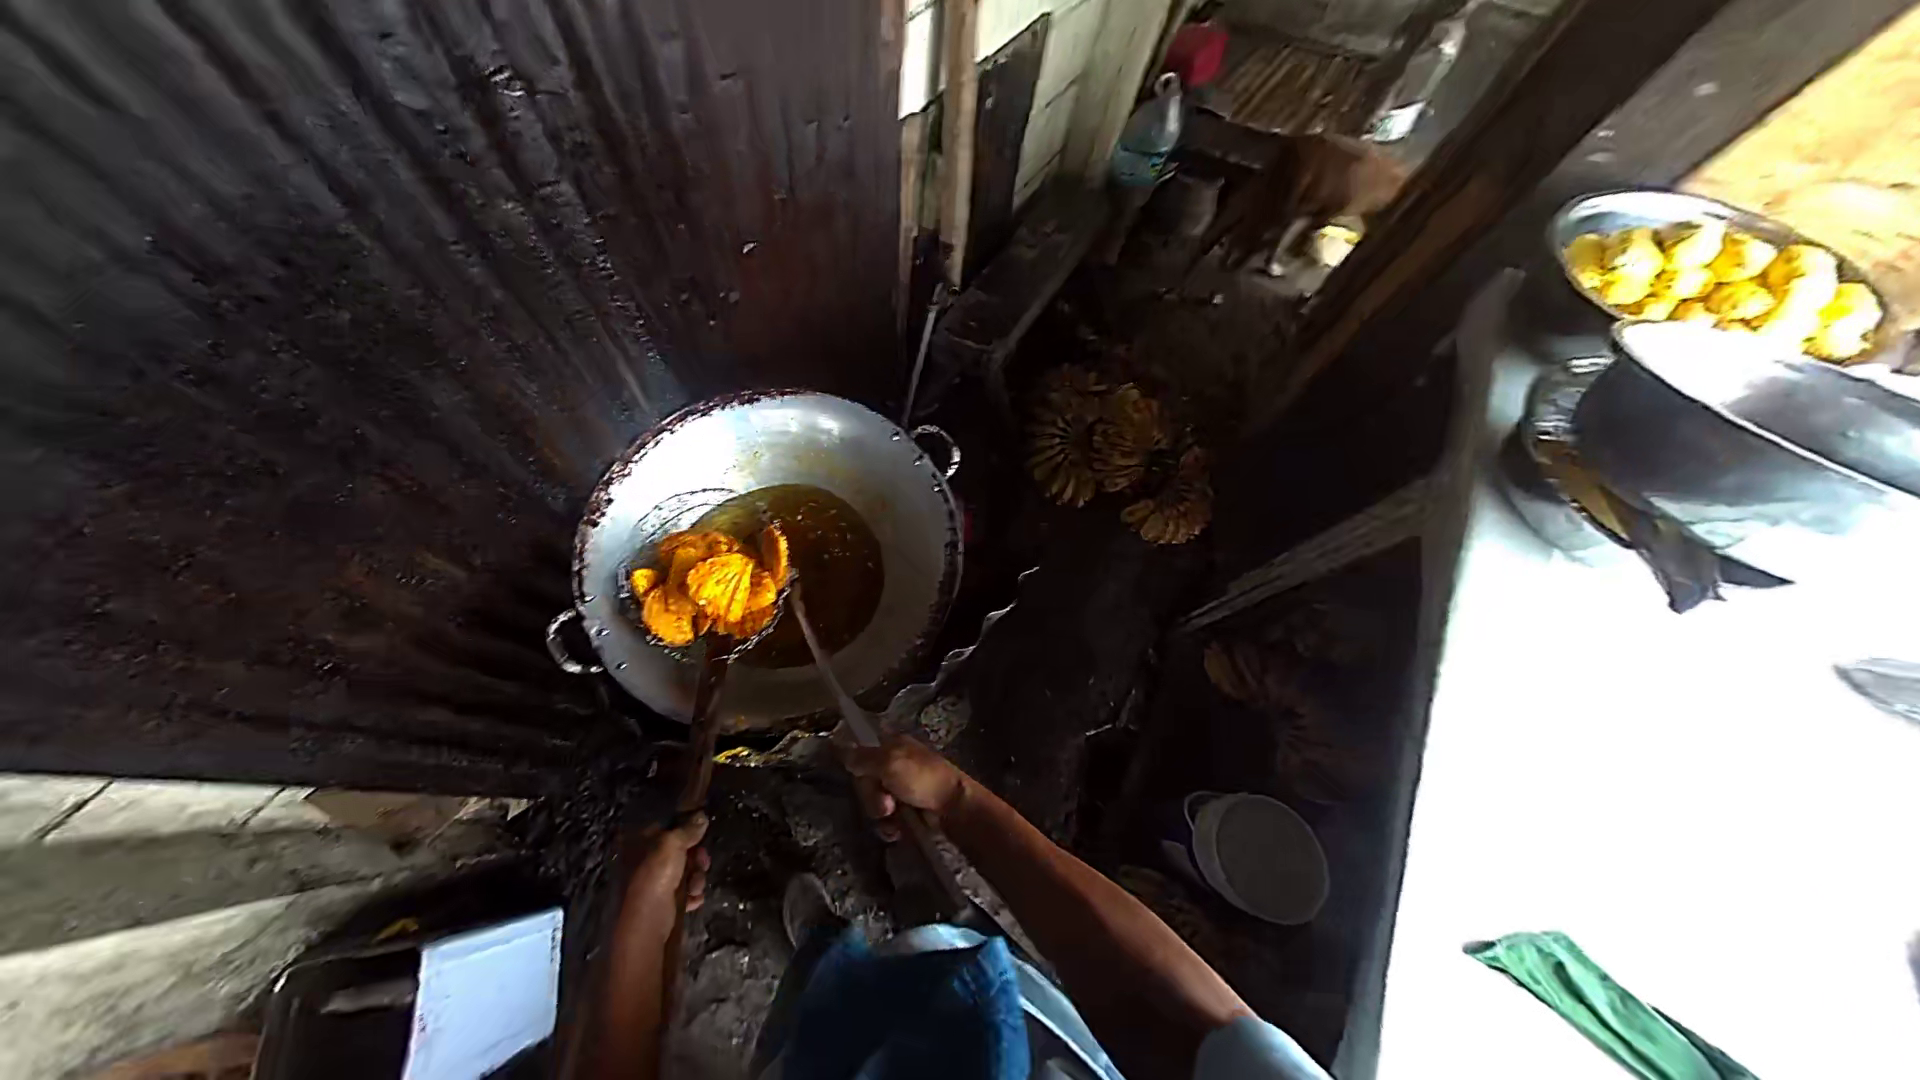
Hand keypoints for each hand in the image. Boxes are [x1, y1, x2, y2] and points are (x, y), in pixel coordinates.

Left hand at [621, 812, 710, 926]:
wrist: (646, 927)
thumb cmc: (654, 879)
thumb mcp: (671, 845)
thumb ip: (687, 829)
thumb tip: (701, 816)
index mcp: (639, 845)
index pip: (665, 827)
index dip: (685, 828)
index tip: (701, 831)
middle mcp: (644, 862)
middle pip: (680, 850)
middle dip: (696, 857)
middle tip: (702, 862)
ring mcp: (653, 884)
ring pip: (685, 871)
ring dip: (696, 878)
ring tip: (695, 887)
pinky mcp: (662, 903)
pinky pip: (684, 891)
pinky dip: (691, 894)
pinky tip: (693, 899)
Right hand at [837, 733, 968, 839]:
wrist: (953, 807)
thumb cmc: (922, 779)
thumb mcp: (889, 763)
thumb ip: (862, 758)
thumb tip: (837, 746)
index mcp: (891, 744)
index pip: (860, 747)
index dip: (855, 762)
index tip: (858, 775)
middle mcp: (893, 762)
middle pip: (863, 779)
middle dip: (870, 795)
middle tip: (886, 803)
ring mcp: (900, 786)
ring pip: (872, 801)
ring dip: (880, 813)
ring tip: (894, 817)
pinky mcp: (905, 808)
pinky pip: (885, 817)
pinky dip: (889, 824)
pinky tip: (897, 829)